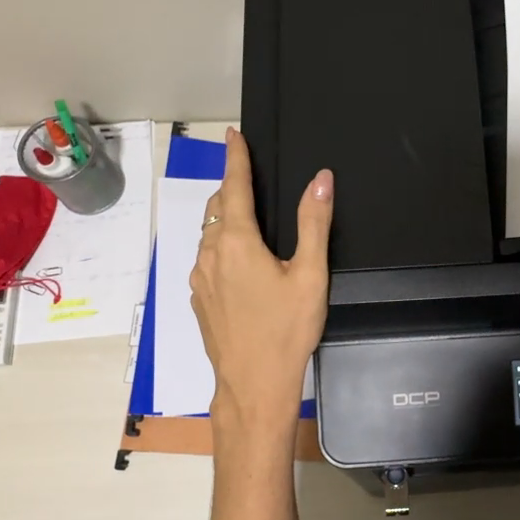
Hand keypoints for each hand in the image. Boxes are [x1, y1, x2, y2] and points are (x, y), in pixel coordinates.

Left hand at [190, 128, 333, 432]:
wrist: (252, 384)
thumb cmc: (287, 330)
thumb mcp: (310, 275)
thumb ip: (313, 224)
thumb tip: (320, 180)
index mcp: (238, 243)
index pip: (233, 187)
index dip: (236, 158)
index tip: (233, 134)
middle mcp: (211, 255)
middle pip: (216, 209)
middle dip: (230, 189)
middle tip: (249, 179)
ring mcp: (199, 280)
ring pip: (209, 236)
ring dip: (225, 220)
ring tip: (248, 220)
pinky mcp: (199, 300)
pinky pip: (207, 261)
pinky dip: (222, 249)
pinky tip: (242, 266)